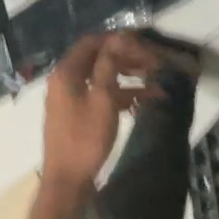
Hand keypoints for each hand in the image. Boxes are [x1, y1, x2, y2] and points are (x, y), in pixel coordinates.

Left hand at [40, 32, 188, 192]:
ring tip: (154, 81)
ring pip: (101, 78)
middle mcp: (64, 80)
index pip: (92, 42)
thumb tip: (119, 37)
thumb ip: (109, 64)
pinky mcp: (76, 114)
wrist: (67, 181)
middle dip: (126, 58)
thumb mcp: (102, 97)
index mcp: (66, 72)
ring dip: (126, 77)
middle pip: (97, 59)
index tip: (143, 42)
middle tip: (152, 62)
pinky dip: (119, 95)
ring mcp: (69, 98)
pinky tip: (142, 101)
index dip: (117, 39)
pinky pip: (99, 95)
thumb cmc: (85, 137)